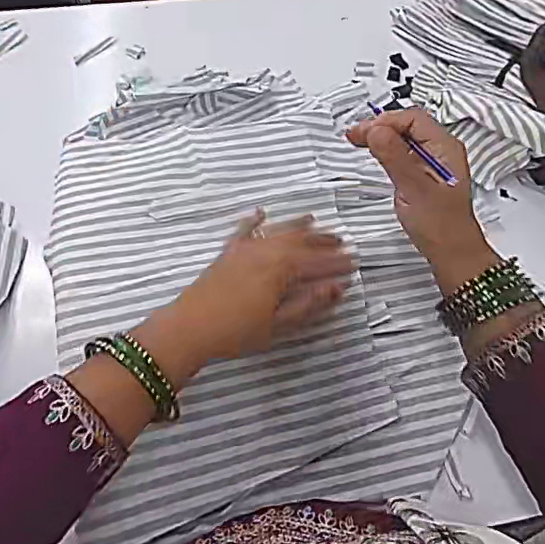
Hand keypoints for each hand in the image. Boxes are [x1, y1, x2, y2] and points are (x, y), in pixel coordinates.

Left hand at [138, 211, 353, 369]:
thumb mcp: (279, 323)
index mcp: (281, 268)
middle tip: (342, 242)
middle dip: (323, 242)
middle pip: (301, 242)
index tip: (355, 264)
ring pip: (277, 231)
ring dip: (298, 226)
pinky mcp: (227, 253)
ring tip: (314, 221)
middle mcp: (265, 251)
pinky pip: (244, 230)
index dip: (338, 264)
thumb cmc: (237, 331)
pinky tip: (261, 212)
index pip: (318, 263)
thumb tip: (338, 288)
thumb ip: (309, 304)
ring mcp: (244, 249)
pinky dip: (254, 220)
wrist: (189, 328)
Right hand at [346, 108, 499, 294]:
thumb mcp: (413, 188)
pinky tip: (377, 155)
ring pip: (405, 138)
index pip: (412, 118)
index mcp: (445, 149)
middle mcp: (442, 152)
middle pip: (408, 125)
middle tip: (355, 135)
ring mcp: (434, 164)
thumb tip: (376, 131)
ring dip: (381, 137)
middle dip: (380, 126)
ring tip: (360, 141)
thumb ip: (394, 157)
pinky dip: (387, 151)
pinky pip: (404, 153)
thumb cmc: (442, 227)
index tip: (363, 132)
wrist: (452, 252)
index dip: (385, 122)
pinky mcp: (425, 176)